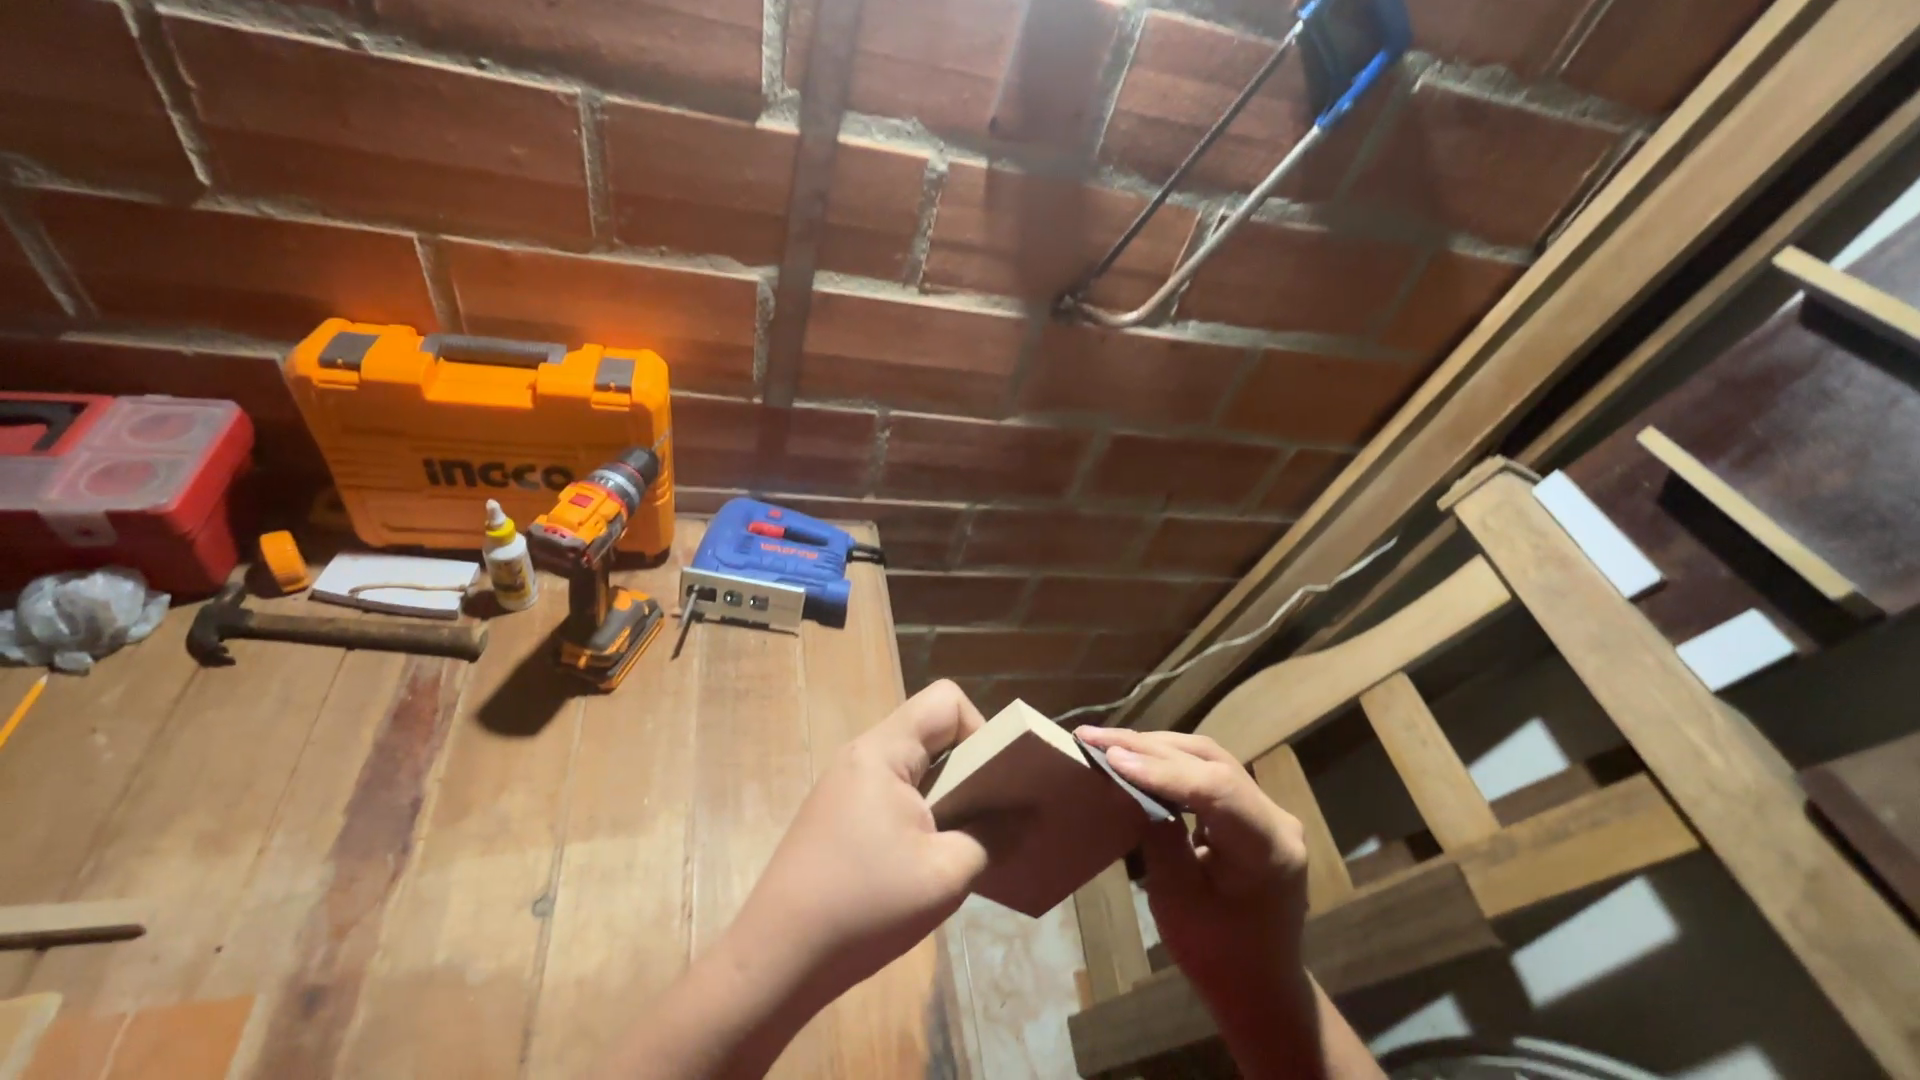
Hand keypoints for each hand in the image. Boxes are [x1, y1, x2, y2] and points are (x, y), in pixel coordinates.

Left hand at [729, 680, 1004, 1001]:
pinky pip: (893, 797)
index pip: (944, 701)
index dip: (980, 728)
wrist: (778, 958)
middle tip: (992, 814)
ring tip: (966, 842)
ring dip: (947, 796)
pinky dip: (921, 816)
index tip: (994, 778)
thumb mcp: (946, 874)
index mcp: (882, 753)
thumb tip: (1025, 818)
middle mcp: (860, 758)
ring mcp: (845, 790)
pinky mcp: (837, 820)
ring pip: (913, 769)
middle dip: (970, 766)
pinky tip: (929, 863)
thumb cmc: (866, 905)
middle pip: (929, 732)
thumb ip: (992, 837)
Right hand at [1074, 728, 1309, 1013]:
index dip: (1161, 770)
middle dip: (1149, 747)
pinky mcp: (1252, 815)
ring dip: (1157, 749)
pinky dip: (1172, 765)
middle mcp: (1276, 818)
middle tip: (1094, 737)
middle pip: (1212, 762)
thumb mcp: (1177, 900)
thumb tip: (1128, 784)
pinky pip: (1211, 776)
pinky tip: (1138, 760)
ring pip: (1211, 761)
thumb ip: (1158, 836)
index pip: (1216, 789)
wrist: (1260, 988)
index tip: (1112, 758)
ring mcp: (1267, 813)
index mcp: (1268, 847)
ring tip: (1108, 743)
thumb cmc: (1217, 955)